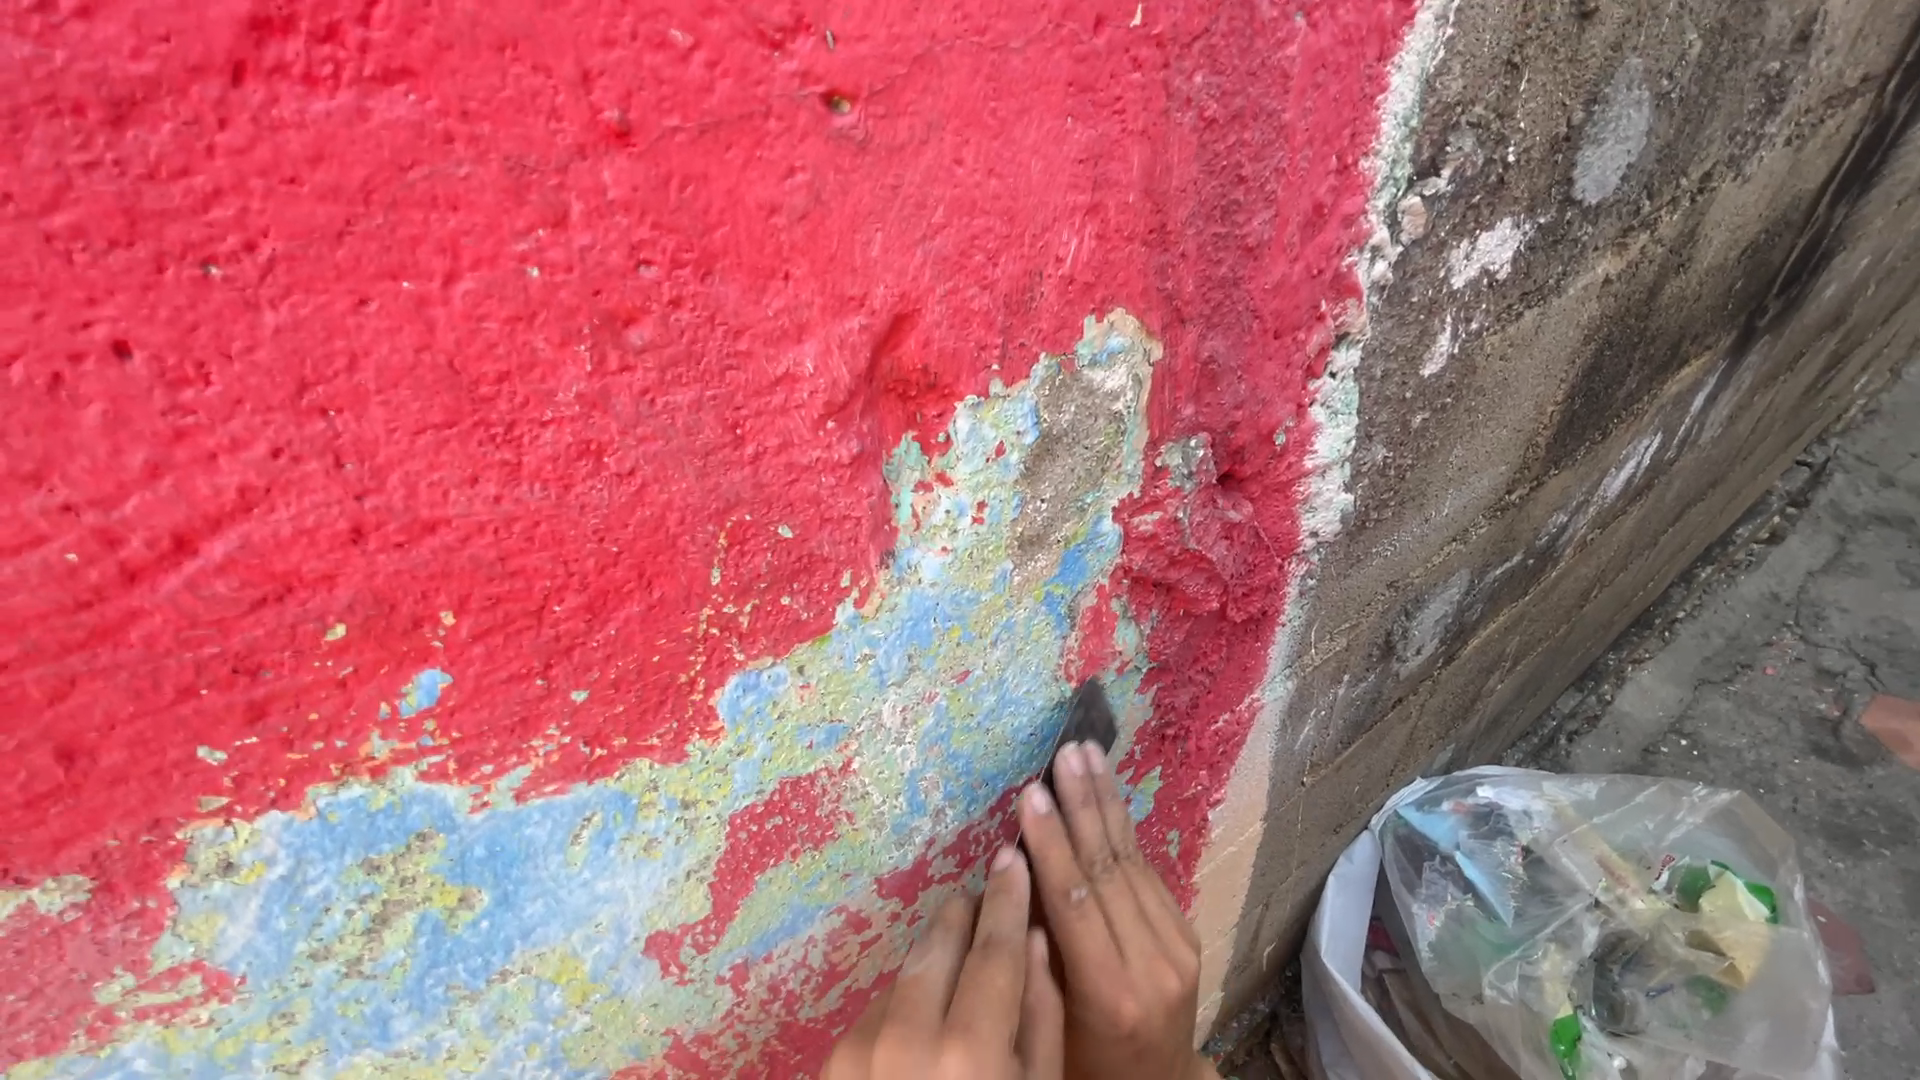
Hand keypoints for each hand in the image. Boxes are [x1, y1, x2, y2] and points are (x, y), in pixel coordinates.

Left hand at [825, 846, 1064, 1079]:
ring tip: (961, 955)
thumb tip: (1035, 937)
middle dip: (966, 912)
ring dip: (937, 955)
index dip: (1007, 898)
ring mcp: (862, 1048)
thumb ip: (1040, 1018)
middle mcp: (907, 1039)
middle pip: (941, 942)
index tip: (1013, 856)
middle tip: (987, 891)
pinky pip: (883, 1007)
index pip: (995, 949)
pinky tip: (924, 1021)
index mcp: (970, 1053)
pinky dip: (907, 999)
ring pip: (910, 971)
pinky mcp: (834, 1060)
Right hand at [1019, 741, 1217, 1079]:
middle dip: (1082, 803)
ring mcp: (1177, 943)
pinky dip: (1121, 827)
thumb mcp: (1048, 1018)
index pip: (1075, 900)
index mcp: (1110, 992)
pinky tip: (1105, 791)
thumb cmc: (1084, 1061)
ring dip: (1104, 800)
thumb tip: (1014, 866)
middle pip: (1108, 867)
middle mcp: (1152, 961)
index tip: (1032, 792)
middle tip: (1065, 752)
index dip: (1052, 842)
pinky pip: (1146, 870)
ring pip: (1131, 859)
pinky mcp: (1185, 930)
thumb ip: (1036, 946)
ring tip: (1087, 753)